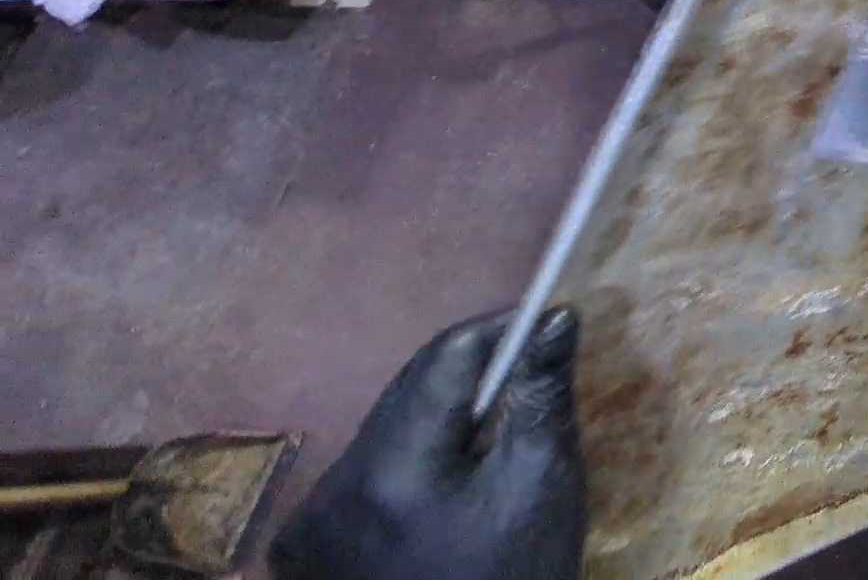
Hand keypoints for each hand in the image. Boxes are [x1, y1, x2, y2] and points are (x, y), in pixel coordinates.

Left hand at [271, 307, 585, 579]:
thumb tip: (558, 315)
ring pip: (392, 415)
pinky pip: (373, 456)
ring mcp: (310, 519)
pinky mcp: (307, 542)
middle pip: (413, 382)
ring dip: (447, 402)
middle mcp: (332, 487)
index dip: (500, 330)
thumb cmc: (516, 571)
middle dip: (475, 365)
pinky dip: (418, 441)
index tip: (546, 328)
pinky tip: (454, 467)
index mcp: (391, 470)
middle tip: (531, 370)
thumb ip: (544, 392)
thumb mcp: (543, 478)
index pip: (446, 356)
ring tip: (498, 420)